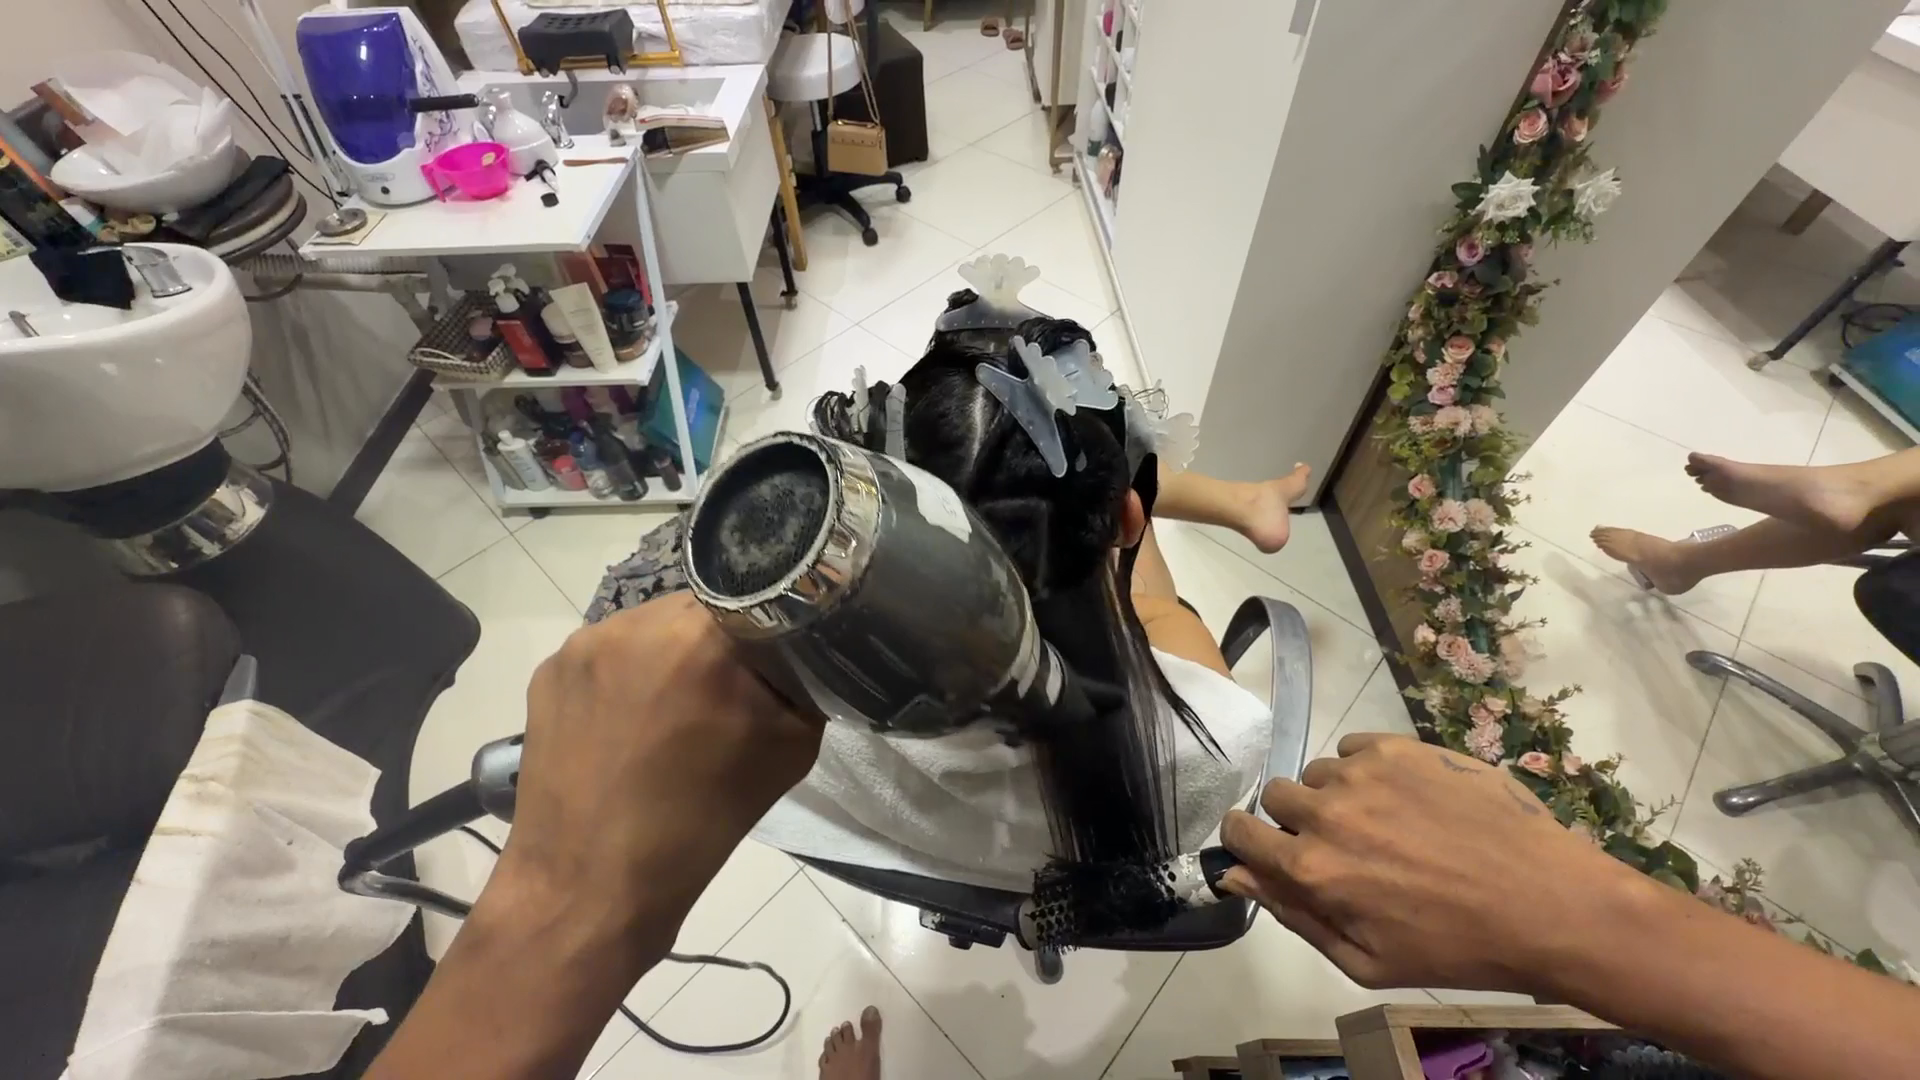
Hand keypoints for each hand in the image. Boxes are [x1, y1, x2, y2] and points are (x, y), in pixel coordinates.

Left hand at [487, 592, 822, 966]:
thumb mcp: (793, 746)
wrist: (592, 885)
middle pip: (701, 609)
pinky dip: (628, 674)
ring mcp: (585, 643)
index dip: (769, 627)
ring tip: (672, 708)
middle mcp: (639, 622)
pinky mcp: (549, 669)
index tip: (770, 662)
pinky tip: (629, 721)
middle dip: (718, 641)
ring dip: (671, 654)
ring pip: (652, 627)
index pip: (757, 597)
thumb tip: (800, 655)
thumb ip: (803, 682)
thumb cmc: (704, 819)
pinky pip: (609, 652)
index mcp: (705, 638)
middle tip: (724, 690)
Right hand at [1218, 733, 1656, 994]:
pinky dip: (1368, 770)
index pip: (1239, 830)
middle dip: (1298, 818)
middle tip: (1347, 843)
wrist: (1551, 905)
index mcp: (1312, 869)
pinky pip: (1353, 748)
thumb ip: (1292, 914)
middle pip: (1276, 796)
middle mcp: (1325, 812)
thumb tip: (1233, 875)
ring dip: (1337, 795)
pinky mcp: (1395, 746)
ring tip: (1390, 822)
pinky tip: (1409, 798)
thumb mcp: (1366, 961)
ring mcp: (1360, 773)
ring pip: (1318, 773)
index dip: (1248, 839)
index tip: (1273, 848)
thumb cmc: (1456, 948)